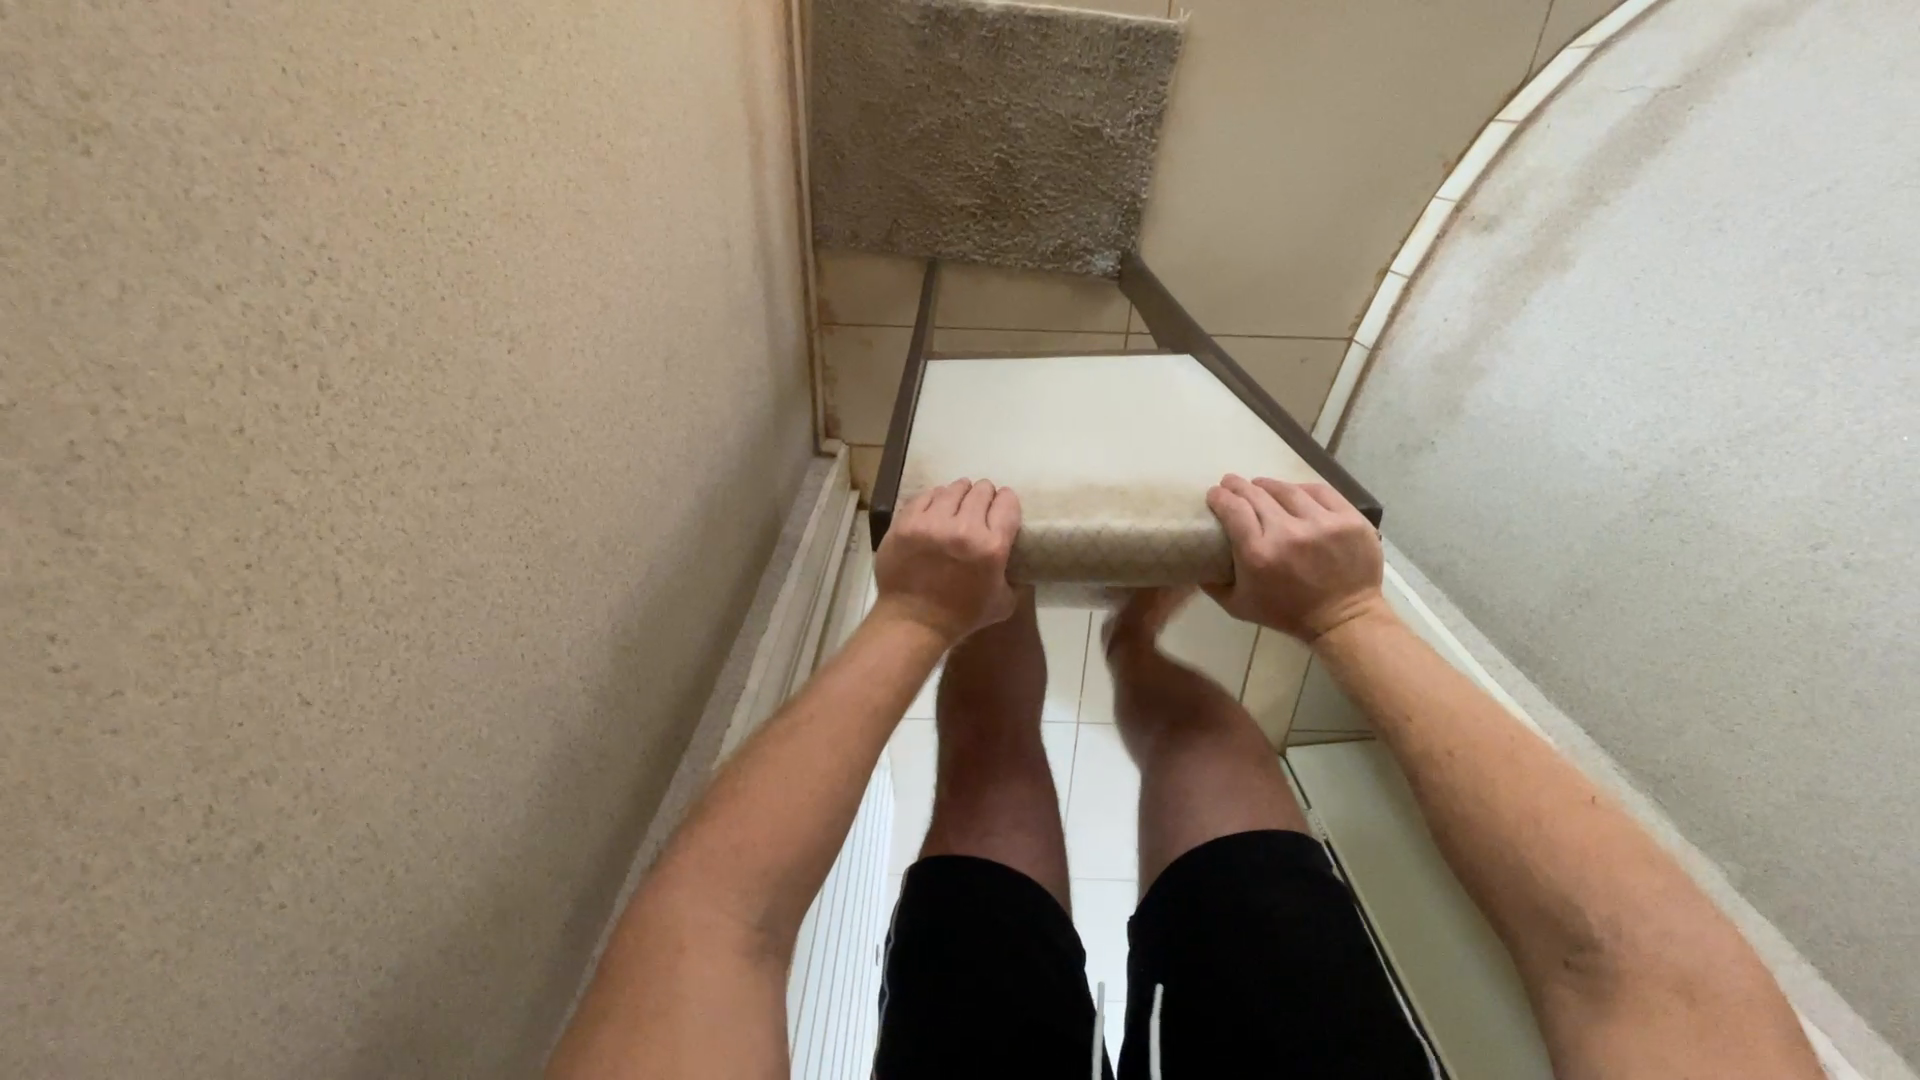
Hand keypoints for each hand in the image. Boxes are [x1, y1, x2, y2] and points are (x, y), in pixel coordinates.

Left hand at [874, 478, 1021, 643]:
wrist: (912, 621)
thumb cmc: (960, 617)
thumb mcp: (1003, 602)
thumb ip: (1014, 576)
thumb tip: (1019, 559)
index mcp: (992, 547)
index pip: (1007, 503)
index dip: (1006, 501)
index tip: (1002, 506)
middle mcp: (964, 528)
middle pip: (981, 491)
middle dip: (984, 496)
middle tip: (979, 506)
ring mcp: (931, 523)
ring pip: (953, 489)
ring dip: (959, 494)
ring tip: (956, 505)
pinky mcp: (906, 522)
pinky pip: (926, 496)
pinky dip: (934, 499)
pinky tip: (935, 509)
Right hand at [1204, 474, 1387, 642]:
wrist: (1344, 619)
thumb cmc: (1287, 614)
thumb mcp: (1237, 606)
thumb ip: (1212, 583)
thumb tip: (1197, 560)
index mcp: (1258, 553)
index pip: (1233, 509)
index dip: (1220, 496)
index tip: (1215, 494)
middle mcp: (1288, 533)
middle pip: (1256, 495)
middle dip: (1238, 486)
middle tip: (1231, 483)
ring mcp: (1322, 524)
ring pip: (1287, 489)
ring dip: (1268, 484)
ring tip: (1260, 485)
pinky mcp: (1349, 520)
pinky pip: (1320, 492)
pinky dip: (1302, 489)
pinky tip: (1294, 492)